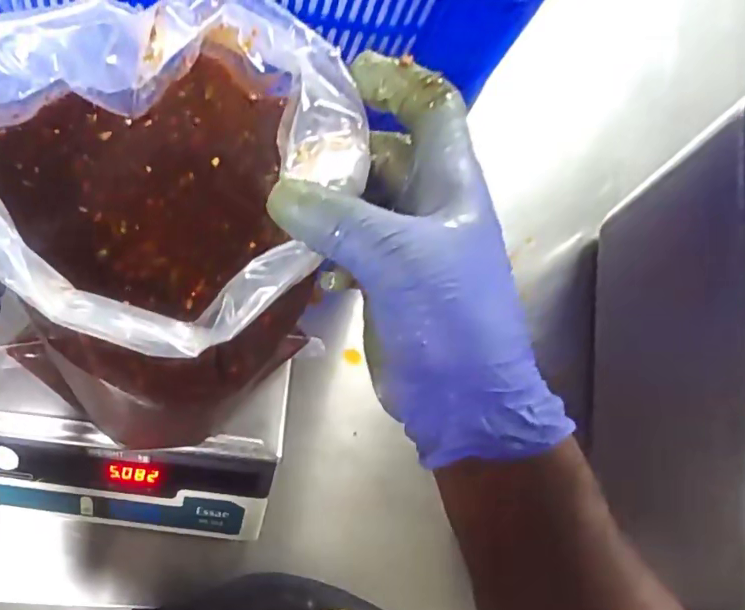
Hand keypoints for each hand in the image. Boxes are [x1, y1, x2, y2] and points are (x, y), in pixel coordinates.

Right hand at [266, 54, 573, 467]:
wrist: (463, 398)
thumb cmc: (448, 319)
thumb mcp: (396, 259)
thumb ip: (339, 222)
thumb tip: (281, 193)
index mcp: (450, 184)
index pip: (431, 109)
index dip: (395, 84)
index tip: (348, 76)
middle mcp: (429, 211)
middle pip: (384, 160)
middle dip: (341, 155)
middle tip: (288, 158)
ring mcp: (406, 254)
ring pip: (361, 213)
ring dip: (326, 211)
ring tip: (284, 212)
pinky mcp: (385, 290)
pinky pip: (350, 255)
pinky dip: (327, 255)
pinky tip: (308, 268)